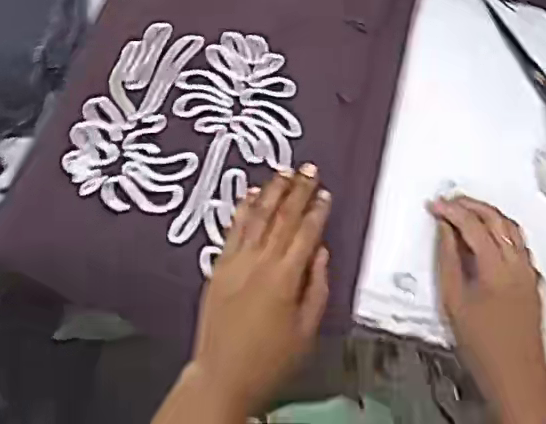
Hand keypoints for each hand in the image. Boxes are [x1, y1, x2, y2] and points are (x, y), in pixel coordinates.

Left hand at [153, 164, 331, 422]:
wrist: (222, 375)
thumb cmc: (269, 360)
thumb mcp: (306, 332)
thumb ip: (316, 288)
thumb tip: (320, 253)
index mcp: (285, 277)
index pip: (306, 233)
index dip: (317, 211)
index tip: (325, 193)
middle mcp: (261, 261)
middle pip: (283, 216)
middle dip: (298, 190)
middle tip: (309, 169)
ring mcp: (238, 259)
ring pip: (258, 215)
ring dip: (272, 191)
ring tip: (284, 171)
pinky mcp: (220, 264)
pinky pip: (234, 228)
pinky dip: (244, 208)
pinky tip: (251, 193)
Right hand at [431, 196, 545, 423]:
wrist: (518, 383)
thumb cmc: (483, 348)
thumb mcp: (453, 301)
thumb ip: (447, 258)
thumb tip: (444, 229)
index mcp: (497, 267)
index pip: (473, 223)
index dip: (451, 210)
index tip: (434, 205)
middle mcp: (518, 264)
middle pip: (495, 218)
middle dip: (470, 204)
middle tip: (448, 202)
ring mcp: (529, 273)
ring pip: (511, 228)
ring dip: (488, 214)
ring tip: (466, 212)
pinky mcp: (534, 284)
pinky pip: (520, 244)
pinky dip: (503, 231)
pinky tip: (490, 237)